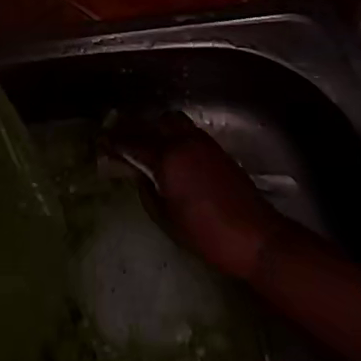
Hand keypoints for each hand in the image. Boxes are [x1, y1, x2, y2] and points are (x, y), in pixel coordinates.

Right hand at [106, 111, 284, 279]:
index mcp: (166, 158)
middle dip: (130, 128)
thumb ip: (146, 189)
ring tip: (144, 138)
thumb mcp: (166, 217)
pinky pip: (187, 130)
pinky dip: (172, 132)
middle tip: (118, 138)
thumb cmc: (208, 234)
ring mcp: (202, 144)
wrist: (260, 240)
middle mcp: (182, 143)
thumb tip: (137, 174)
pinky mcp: (217, 151)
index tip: (100, 143)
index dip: (112, 142)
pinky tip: (169, 148)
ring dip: (154, 125)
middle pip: (149, 123)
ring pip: (170, 120)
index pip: (130, 141)